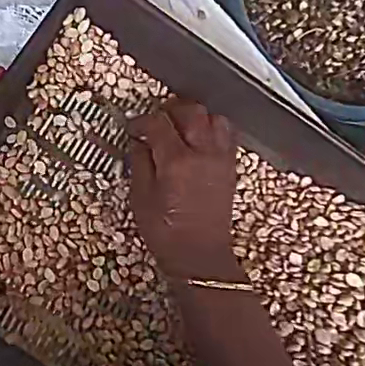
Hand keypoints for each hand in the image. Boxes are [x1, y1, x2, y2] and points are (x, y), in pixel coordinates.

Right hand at [126, 98, 243, 281]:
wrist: (199, 255)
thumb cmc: (165, 232)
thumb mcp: (140, 199)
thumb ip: (140, 164)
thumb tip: (138, 142)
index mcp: (176, 162)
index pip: (158, 123)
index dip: (142, 121)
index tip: (133, 128)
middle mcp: (203, 154)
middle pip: (191, 111)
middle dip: (170, 110)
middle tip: (156, 120)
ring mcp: (221, 159)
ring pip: (213, 117)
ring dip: (195, 116)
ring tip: (179, 126)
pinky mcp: (230, 167)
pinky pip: (226, 134)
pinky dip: (211, 129)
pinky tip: (198, 140)